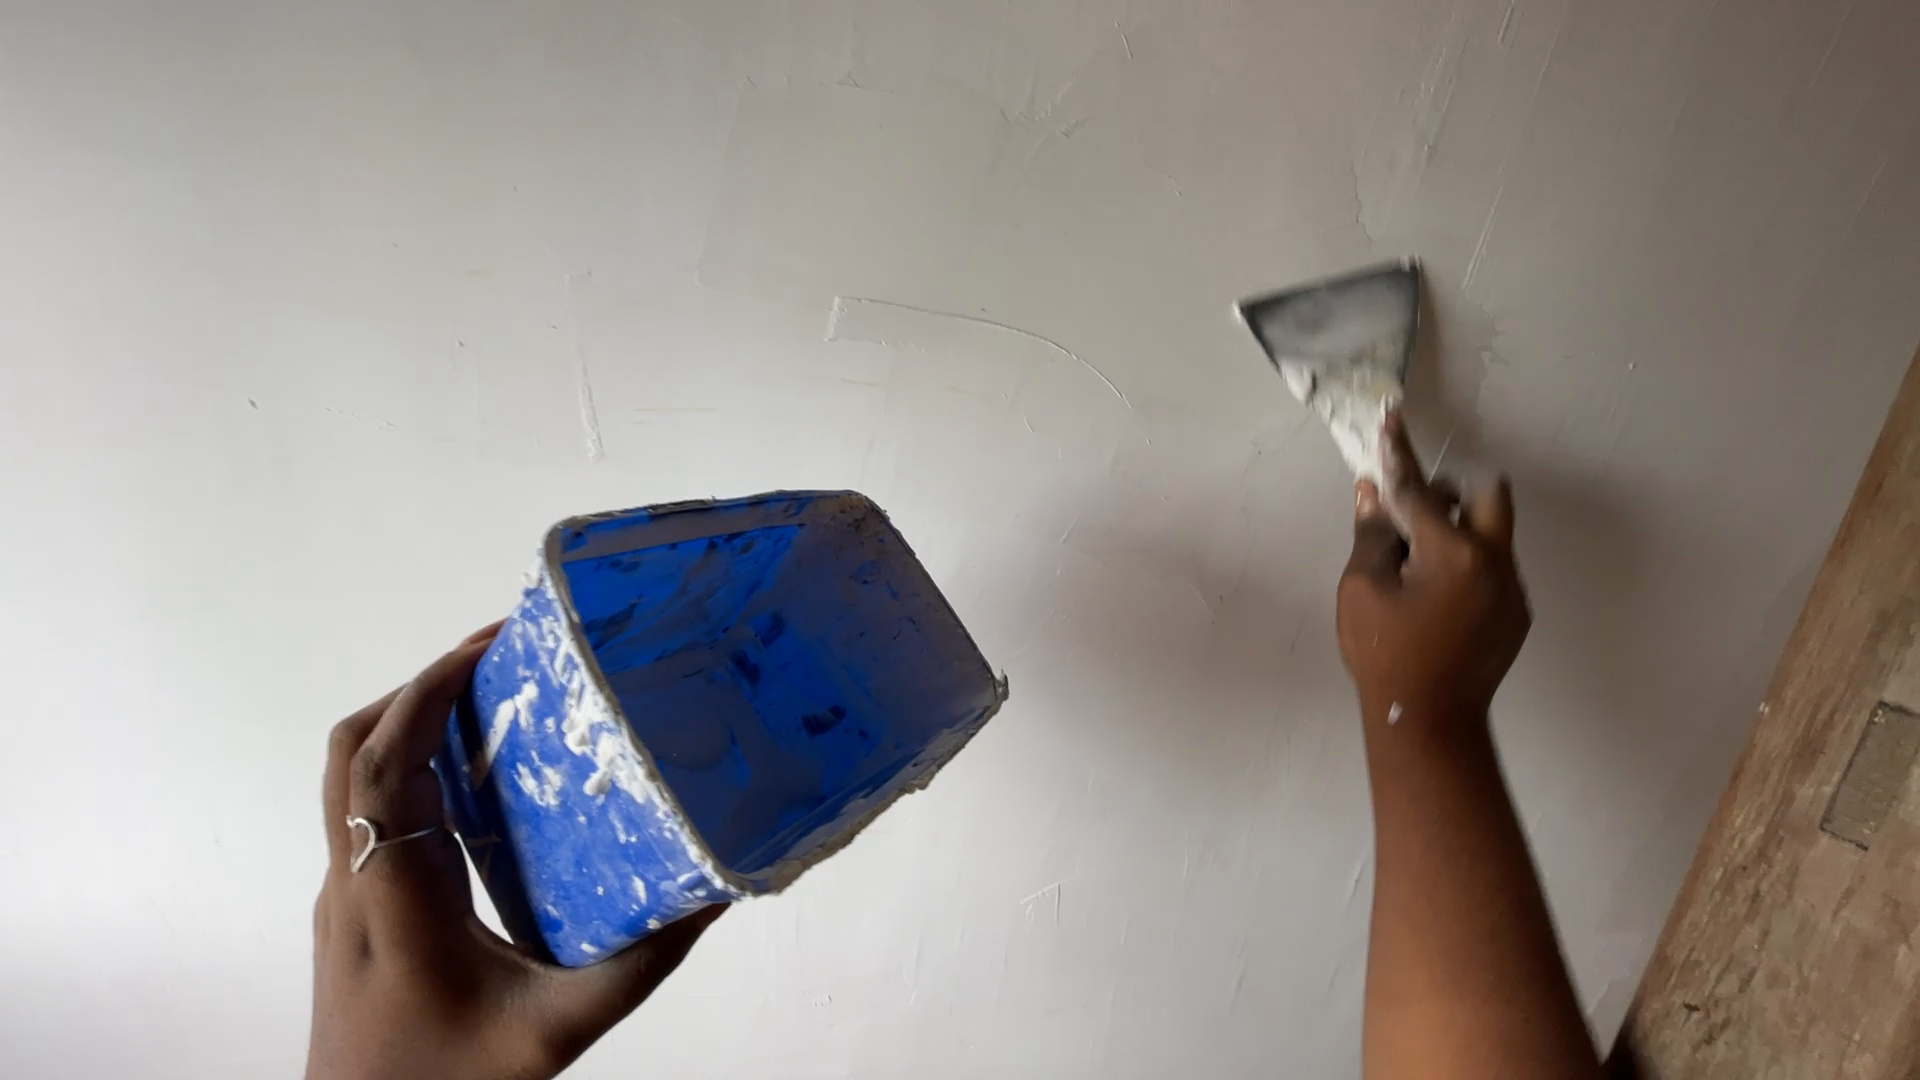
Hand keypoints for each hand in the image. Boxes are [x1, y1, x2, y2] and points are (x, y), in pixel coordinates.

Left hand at [308, 624, 723, 1079]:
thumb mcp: (563, 1026)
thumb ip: (649, 956)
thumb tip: (719, 884)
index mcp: (392, 896)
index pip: (380, 766)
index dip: (427, 692)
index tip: (495, 647)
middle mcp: (355, 878)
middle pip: (354, 748)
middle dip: (426, 684)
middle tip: (509, 653)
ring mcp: (350, 889)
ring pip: (356, 771)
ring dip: (417, 714)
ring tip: (502, 688)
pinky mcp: (363, 900)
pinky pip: (376, 802)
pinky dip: (419, 756)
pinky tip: (488, 764)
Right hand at [1338, 412, 1530, 724]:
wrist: (1427, 716)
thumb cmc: (1384, 650)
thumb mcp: (1362, 588)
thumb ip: (1372, 536)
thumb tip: (1371, 493)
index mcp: (1455, 553)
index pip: (1419, 492)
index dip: (1397, 456)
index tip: (1392, 418)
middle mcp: (1496, 563)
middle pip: (1487, 499)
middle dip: (1450, 492)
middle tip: (1413, 513)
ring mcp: (1512, 590)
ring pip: (1488, 537)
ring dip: (1451, 535)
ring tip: (1413, 570)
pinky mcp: (1515, 614)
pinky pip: (1488, 570)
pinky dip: (1459, 567)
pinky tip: (1431, 601)